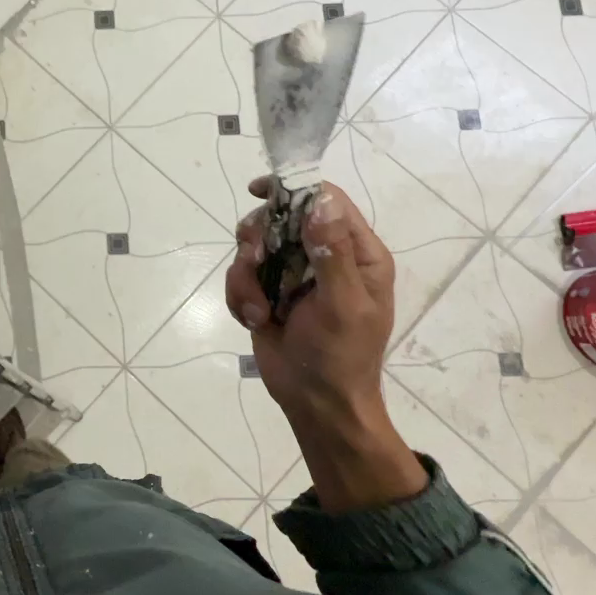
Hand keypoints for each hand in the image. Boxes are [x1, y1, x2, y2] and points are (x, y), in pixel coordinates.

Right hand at [224, 177, 425, 512]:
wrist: (315, 403)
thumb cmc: (340, 356)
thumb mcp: (343, 305)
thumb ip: (332, 253)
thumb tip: (319, 203)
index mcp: (356, 254)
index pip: (326, 202)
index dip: (293, 190)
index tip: (258, 192)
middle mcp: (323, 256)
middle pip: (278, 218)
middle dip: (257, 240)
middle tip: (252, 262)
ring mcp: (292, 274)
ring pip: (252, 247)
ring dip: (246, 277)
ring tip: (257, 308)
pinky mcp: (266, 291)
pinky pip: (240, 276)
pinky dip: (239, 296)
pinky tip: (254, 319)